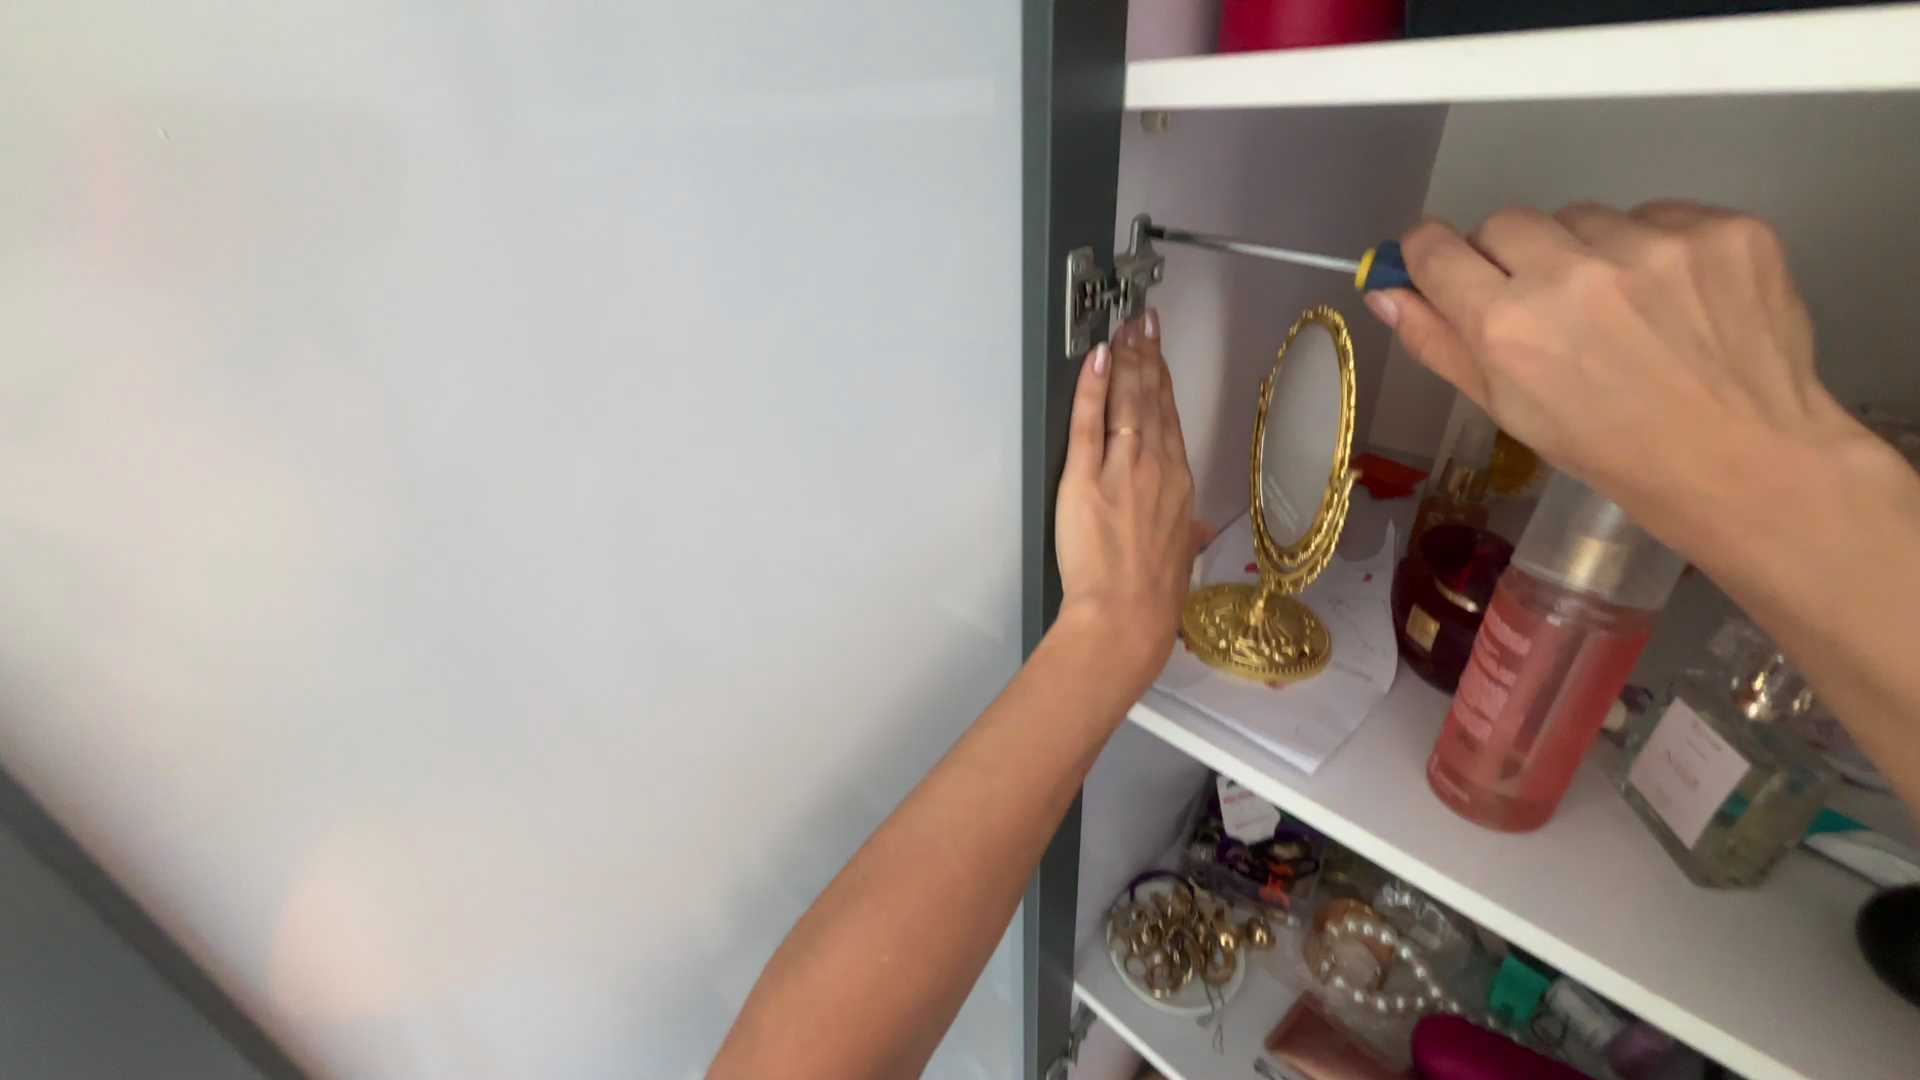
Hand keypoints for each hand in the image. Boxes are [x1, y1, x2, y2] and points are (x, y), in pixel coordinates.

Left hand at [1053, 310, 1206, 699]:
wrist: (1126, 617)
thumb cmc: (1153, 596)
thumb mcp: (1181, 557)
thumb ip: (1189, 534)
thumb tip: (1199, 530)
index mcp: (1179, 485)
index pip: (1171, 421)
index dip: (1164, 383)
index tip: (1160, 356)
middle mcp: (1157, 469)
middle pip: (1153, 401)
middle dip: (1148, 356)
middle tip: (1143, 323)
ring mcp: (1123, 471)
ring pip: (1128, 404)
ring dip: (1126, 361)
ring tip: (1124, 329)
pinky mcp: (1086, 480)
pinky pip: (1089, 425)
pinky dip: (1093, 390)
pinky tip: (1096, 360)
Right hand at [1366, 201, 1863, 548]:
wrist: (1732, 452)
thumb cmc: (1594, 440)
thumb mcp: (1497, 403)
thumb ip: (1435, 340)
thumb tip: (1383, 292)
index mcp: (1505, 324)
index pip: (1437, 250)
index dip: (1425, 249)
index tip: (1431, 256)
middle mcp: (1571, 273)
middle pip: (1503, 222)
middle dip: (1502, 253)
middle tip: (1529, 297)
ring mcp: (1652, 246)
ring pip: (1579, 216)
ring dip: (1577, 249)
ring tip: (1608, 302)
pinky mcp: (1722, 230)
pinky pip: (1653, 213)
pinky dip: (1644, 245)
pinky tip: (1661, 293)